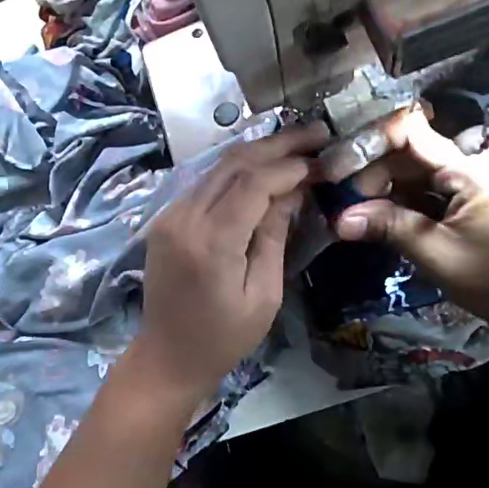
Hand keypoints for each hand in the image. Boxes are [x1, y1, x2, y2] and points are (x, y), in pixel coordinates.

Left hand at [125, 120, 327, 405]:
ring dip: (258, 151)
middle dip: (278, 144)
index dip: (290, 166)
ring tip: (296, 142)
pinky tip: (264, 165)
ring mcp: (170, 215)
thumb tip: (293, 191)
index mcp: (211, 243)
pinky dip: (237, 169)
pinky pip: (205, 181)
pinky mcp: (167, 218)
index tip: (321, 160)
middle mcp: (184, 218)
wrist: (167, 355)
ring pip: (217, 166)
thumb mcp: (263, 294)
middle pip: (233, 164)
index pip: (253, 184)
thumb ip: (274, 236)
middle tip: (316, 132)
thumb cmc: (224, 337)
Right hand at [332, 109, 488, 342]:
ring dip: (398, 191)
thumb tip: (339, 219)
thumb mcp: (442, 256)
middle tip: (348, 211)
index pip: (407, 130)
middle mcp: (485, 153)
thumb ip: (390, 228)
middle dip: (378, 177)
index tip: (335, 175)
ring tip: (367, 221)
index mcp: (473, 162)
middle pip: (417, 151)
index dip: (365, 148)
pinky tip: (401, 221)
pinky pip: (451, 184)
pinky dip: (424, 200)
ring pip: (432, 169)